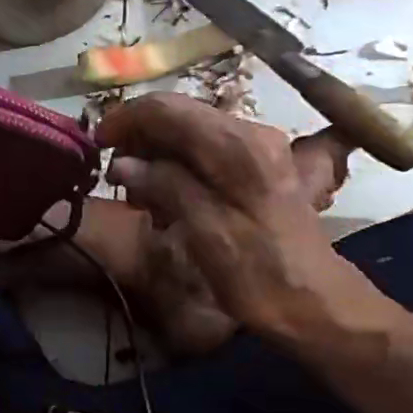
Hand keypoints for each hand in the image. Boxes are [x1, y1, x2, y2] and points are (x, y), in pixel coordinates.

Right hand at [96, 94, 393, 347]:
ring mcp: (256, 148)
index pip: (167, 108)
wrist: (315, 304)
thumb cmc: (258, 274)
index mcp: (237, 146)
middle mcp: (249, 134)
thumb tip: (123, 163)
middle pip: (176, 115)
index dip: (125, 119)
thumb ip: (165, 187)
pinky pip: (201, 150)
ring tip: (137, 194)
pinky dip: (173, 166)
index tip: (97, 144)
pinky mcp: (255, 166)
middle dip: (137, 138)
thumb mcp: (205, 232)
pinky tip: (162, 198)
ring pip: (186, 131)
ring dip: (153, 155)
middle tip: (114, 175)